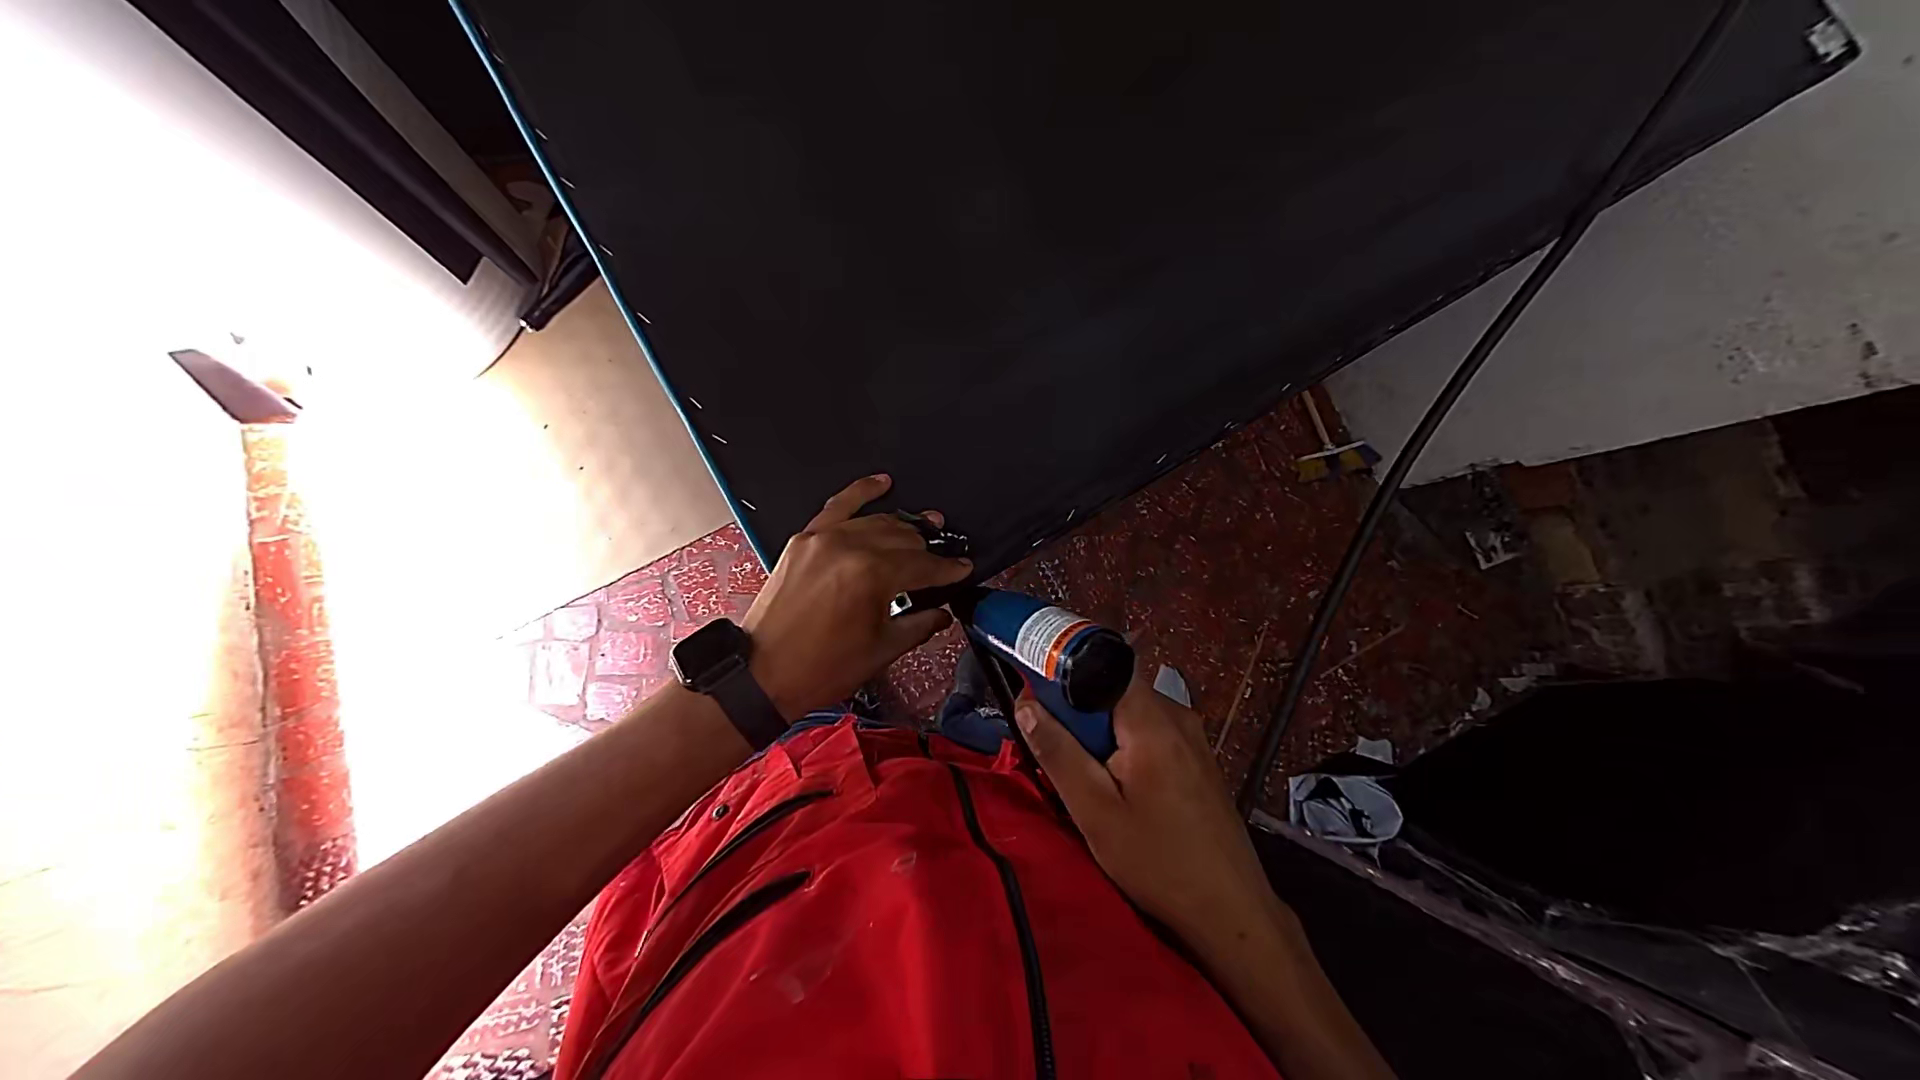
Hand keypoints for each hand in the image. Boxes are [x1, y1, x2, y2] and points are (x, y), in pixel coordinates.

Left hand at [742, 474, 971, 718]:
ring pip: (877, 521)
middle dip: (928, 550)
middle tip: (942, 559)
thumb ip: (919, 624)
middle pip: (903, 539)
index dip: (948, 569)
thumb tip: (940, 612)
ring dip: (904, 526)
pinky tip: (880, 483)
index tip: (961, 568)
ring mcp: (822, 540)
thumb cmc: (819, 668)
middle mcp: (848, 549)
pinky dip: (860, 491)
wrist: (762, 675)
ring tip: (925, 527)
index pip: (923, 565)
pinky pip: (837, 506)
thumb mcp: (882, 650)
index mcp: (871, 576)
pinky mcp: (804, 540)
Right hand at [1014, 670, 1282, 953]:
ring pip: (1130, 713)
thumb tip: (1027, 706)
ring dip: (1100, 733)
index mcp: (1153, 721)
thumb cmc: (1158, 861)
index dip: (1066, 675)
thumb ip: (1058, 753)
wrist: (1231, 912)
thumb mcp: (1095, 812)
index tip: (1036, 701)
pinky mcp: (1198, 758)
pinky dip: (1123, 746)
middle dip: (1079, 712)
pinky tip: (1116, 788)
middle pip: (1115, 689)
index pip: (1105, 665)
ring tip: (1083, 775)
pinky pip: (1149, 732)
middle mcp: (1178, 716)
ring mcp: (1193, 737)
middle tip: (1054, 750)